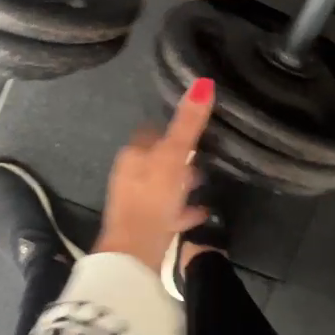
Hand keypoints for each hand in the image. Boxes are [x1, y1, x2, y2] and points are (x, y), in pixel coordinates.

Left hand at [94, 78, 215, 271]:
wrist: (136, 251)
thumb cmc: (153, 197)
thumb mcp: (174, 156)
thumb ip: (188, 123)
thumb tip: (204, 82)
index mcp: (132, 155)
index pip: (151, 132)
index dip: (171, 129)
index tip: (192, 130)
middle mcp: (130, 176)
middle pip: (157, 160)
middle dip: (179, 158)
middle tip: (203, 156)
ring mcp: (136, 202)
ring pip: (162, 186)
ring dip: (181, 184)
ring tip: (205, 182)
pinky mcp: (146, 226)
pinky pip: (168, 212)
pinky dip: (183, 210)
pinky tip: (201, 212)